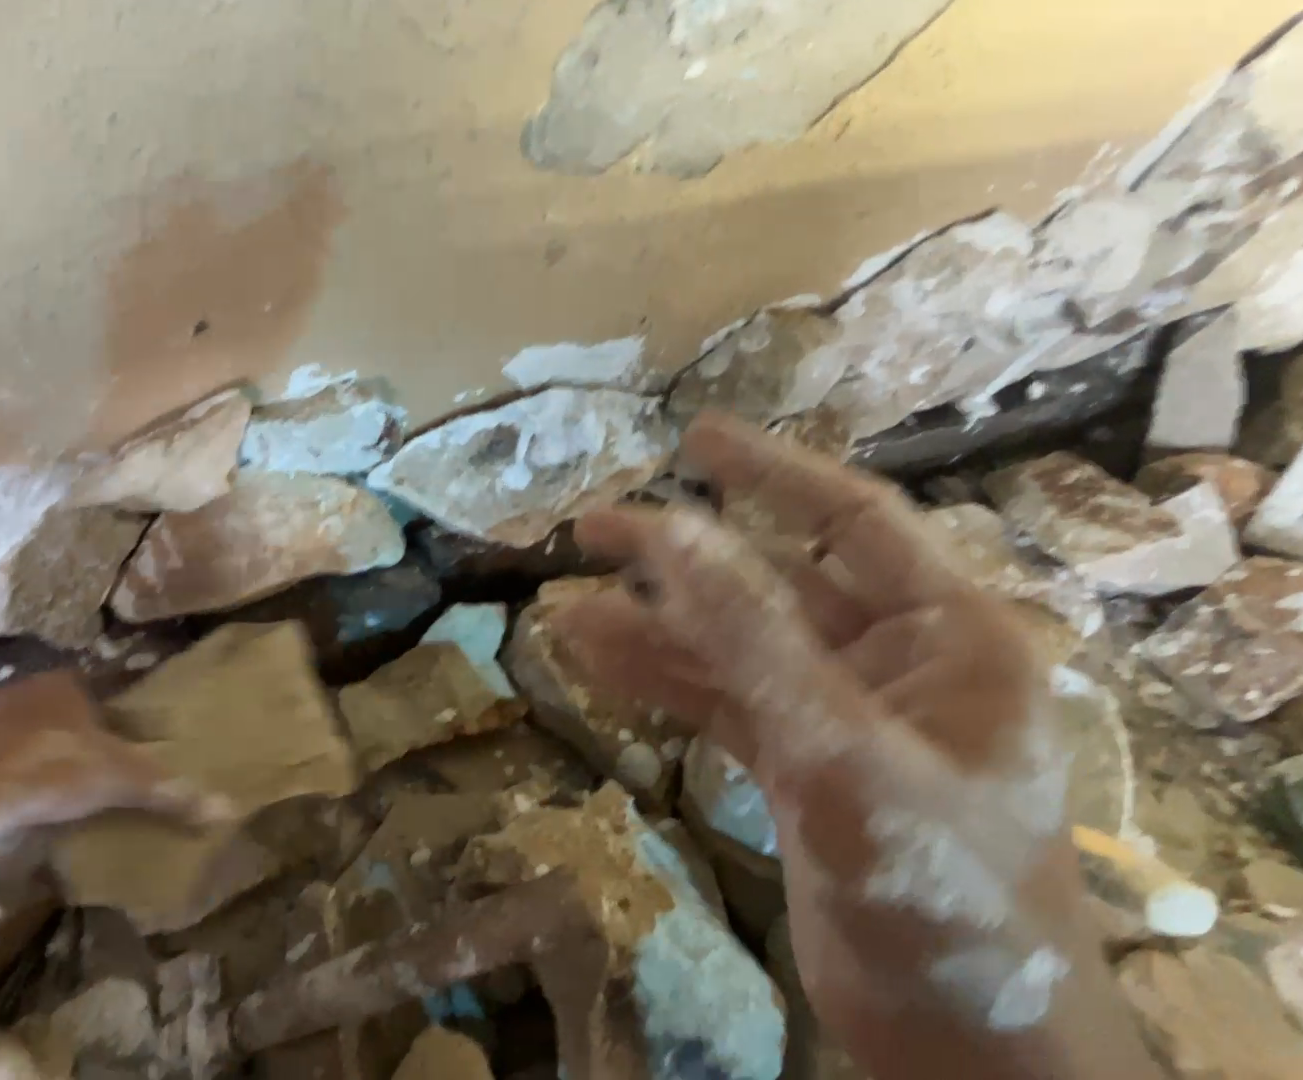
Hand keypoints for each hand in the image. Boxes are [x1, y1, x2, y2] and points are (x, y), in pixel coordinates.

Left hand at [0, 672, 228, 834]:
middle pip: (70, 711)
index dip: (123, 711)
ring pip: (34, 734)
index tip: (137, 736)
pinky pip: (5, 760)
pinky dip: (19, 777)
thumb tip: (224, 809)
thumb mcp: (120, 780)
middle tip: (110, 768)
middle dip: (86, 736)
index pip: (106, 686)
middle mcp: (27, 690)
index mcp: (66, 683)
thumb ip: (168, 791)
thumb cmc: (51, 770)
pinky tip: (31, 802)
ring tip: (73, 790)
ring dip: (50, 756)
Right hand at [553, 414, 1154, 1077]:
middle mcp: (893, 659)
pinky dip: (657, 678)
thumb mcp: (841, 754)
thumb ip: (754, 642)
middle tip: (590, 529)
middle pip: (769, 582)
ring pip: (730, 645)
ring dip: (651, 626)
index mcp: (947, 634)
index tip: (691, 437)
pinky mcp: (796, 762)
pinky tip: (593, 657)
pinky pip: (717, 699)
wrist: (959, 1041)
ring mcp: (837, 712)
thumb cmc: (940, 892)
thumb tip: (671, 533)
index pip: (850, 521)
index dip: (769, 472)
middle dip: (680, 558)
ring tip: (567, 606)